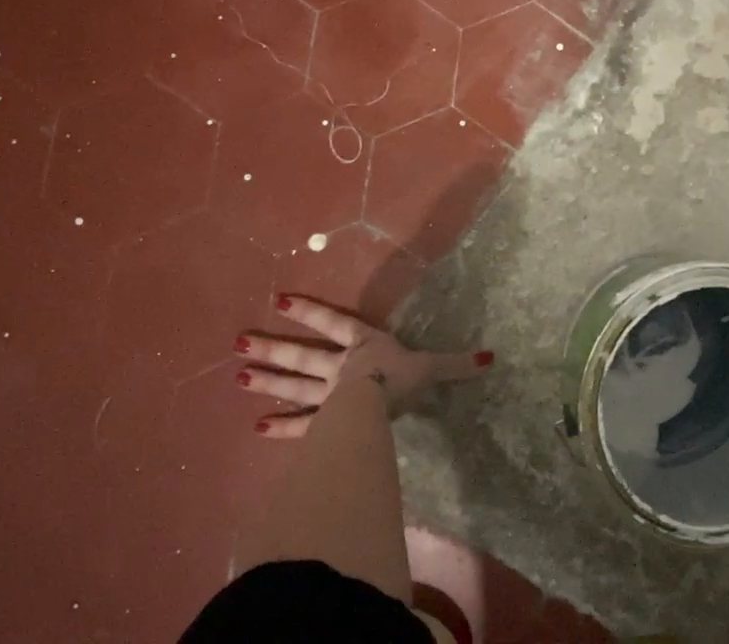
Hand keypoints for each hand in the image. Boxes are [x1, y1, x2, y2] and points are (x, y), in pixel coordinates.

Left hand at [233, 293, 492, 437]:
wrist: (375, 408)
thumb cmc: (401, 381)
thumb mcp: (433, 367)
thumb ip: (457, 364)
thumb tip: (490, 357)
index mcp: (365, 346)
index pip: (335, 323)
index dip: (310, 312)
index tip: (279, 300)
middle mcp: (340, 367)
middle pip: (302, 356)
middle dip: (273, 348)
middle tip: (239, 342)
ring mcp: (327, 396)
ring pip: (293, 385)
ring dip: (267, 381)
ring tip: (238, 376)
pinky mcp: (324, 424)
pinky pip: (300, 424)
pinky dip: (281, 426)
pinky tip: (258, 427)